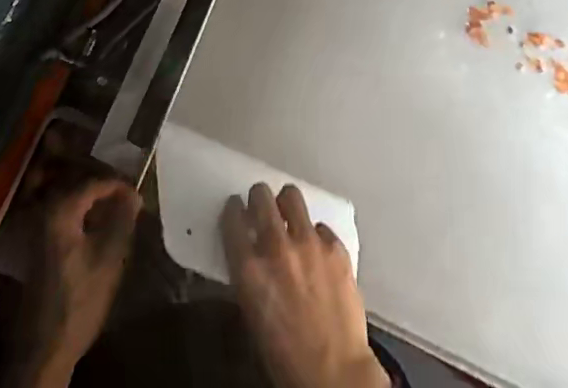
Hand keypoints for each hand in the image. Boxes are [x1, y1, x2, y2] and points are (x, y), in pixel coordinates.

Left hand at [7, 175, 142, 387]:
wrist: (46, 345)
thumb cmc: (80, 299)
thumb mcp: (109, 258)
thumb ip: (122, 220)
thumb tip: (133, 194)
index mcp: (60, 211)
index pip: (93, 183)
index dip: (117, 184)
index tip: (137, 192)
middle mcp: (44, 213)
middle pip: (77, 186)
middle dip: (104, 187)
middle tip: (128, 194)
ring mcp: (38, 230)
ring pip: (69, 200)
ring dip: (92, 199)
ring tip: (117, 207)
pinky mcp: (39, 245)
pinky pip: (63, 215)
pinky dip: (81, 213)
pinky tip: (97, 226)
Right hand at [223, 183, 388, 387]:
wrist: (334, 372)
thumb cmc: (285, 354)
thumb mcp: (251, 312)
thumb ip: (247, 274)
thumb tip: (248, 252)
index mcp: (249, 268)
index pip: (232, 217)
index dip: (233, 210)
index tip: (237, 210)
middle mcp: (276, 247)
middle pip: (261, 197)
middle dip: (258, 199)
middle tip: (262, 207)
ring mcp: (309, 244)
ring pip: (292, 197)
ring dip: (286, 204)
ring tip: (289, 215)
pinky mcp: (336, 248)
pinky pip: (320, 226)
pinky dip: (315, 234)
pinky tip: (317, 252)